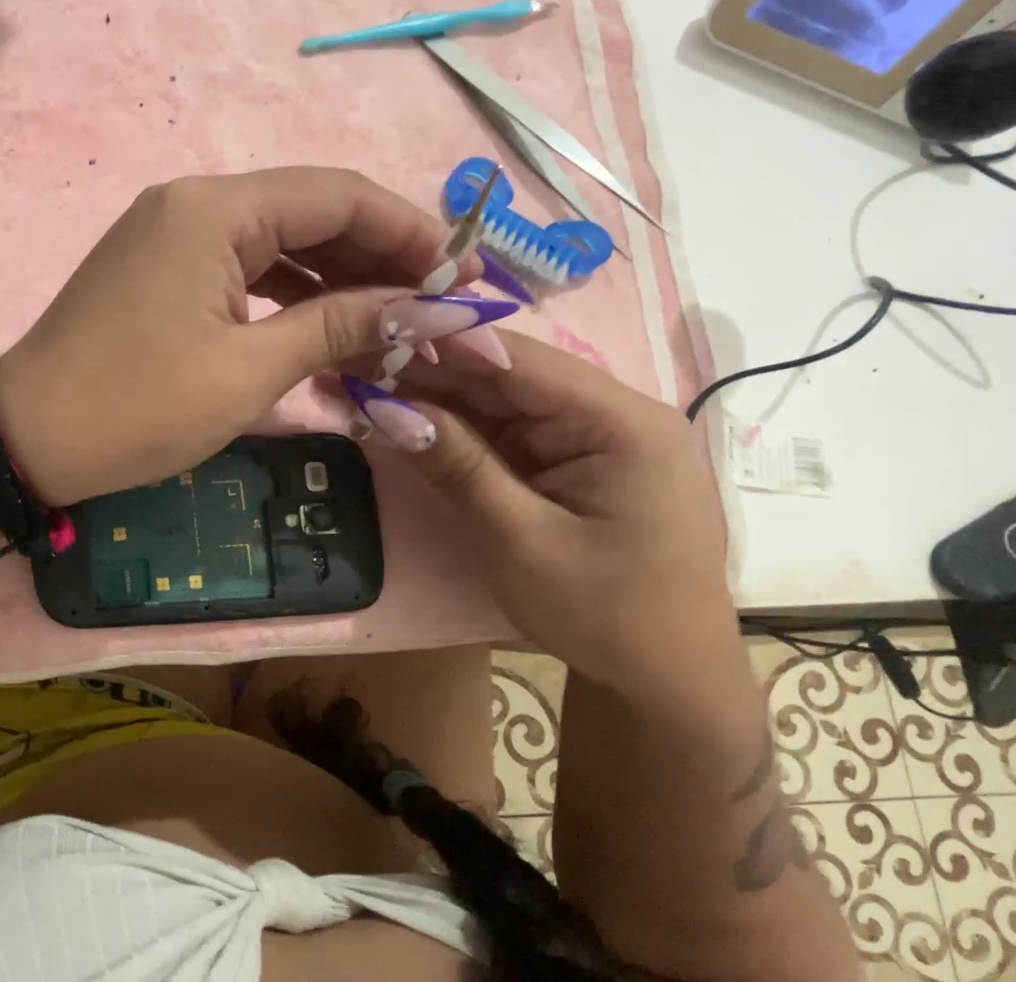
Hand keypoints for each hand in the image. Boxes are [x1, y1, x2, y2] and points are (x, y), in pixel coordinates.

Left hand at [0, 168, 497, 505]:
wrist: (25, 442)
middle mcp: (191, 203)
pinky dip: (286, 297)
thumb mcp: (247, 373)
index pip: (338, 195)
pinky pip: (239, 270)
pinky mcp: (157, 272)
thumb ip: (338, 327)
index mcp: (214, 209)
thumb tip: (421, 308)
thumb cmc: (135, 410)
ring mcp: (169, 236)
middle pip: (309, 212)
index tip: (465, 279)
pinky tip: (327, 330)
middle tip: (437, 309)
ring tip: (394, 326)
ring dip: (335, 280)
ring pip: (276, 243)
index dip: (410, 233)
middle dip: (377, 258)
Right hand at [375, 333, 732, 689]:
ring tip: (360, 385)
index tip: (369, 335)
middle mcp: (612, 415)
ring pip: (501, 403)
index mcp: (621, 421)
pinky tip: (405, 419)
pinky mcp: (575, 464)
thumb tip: (384, 407)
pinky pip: (508, 434)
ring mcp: (594, 439)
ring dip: (433, 398)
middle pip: (506, 377)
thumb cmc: (605, 613)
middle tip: (348, 364)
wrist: (667, 680)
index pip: (519, 360)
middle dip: (426, 371)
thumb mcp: (521, 541)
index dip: (440, 344)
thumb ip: (457, 467)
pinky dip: (457, 431)